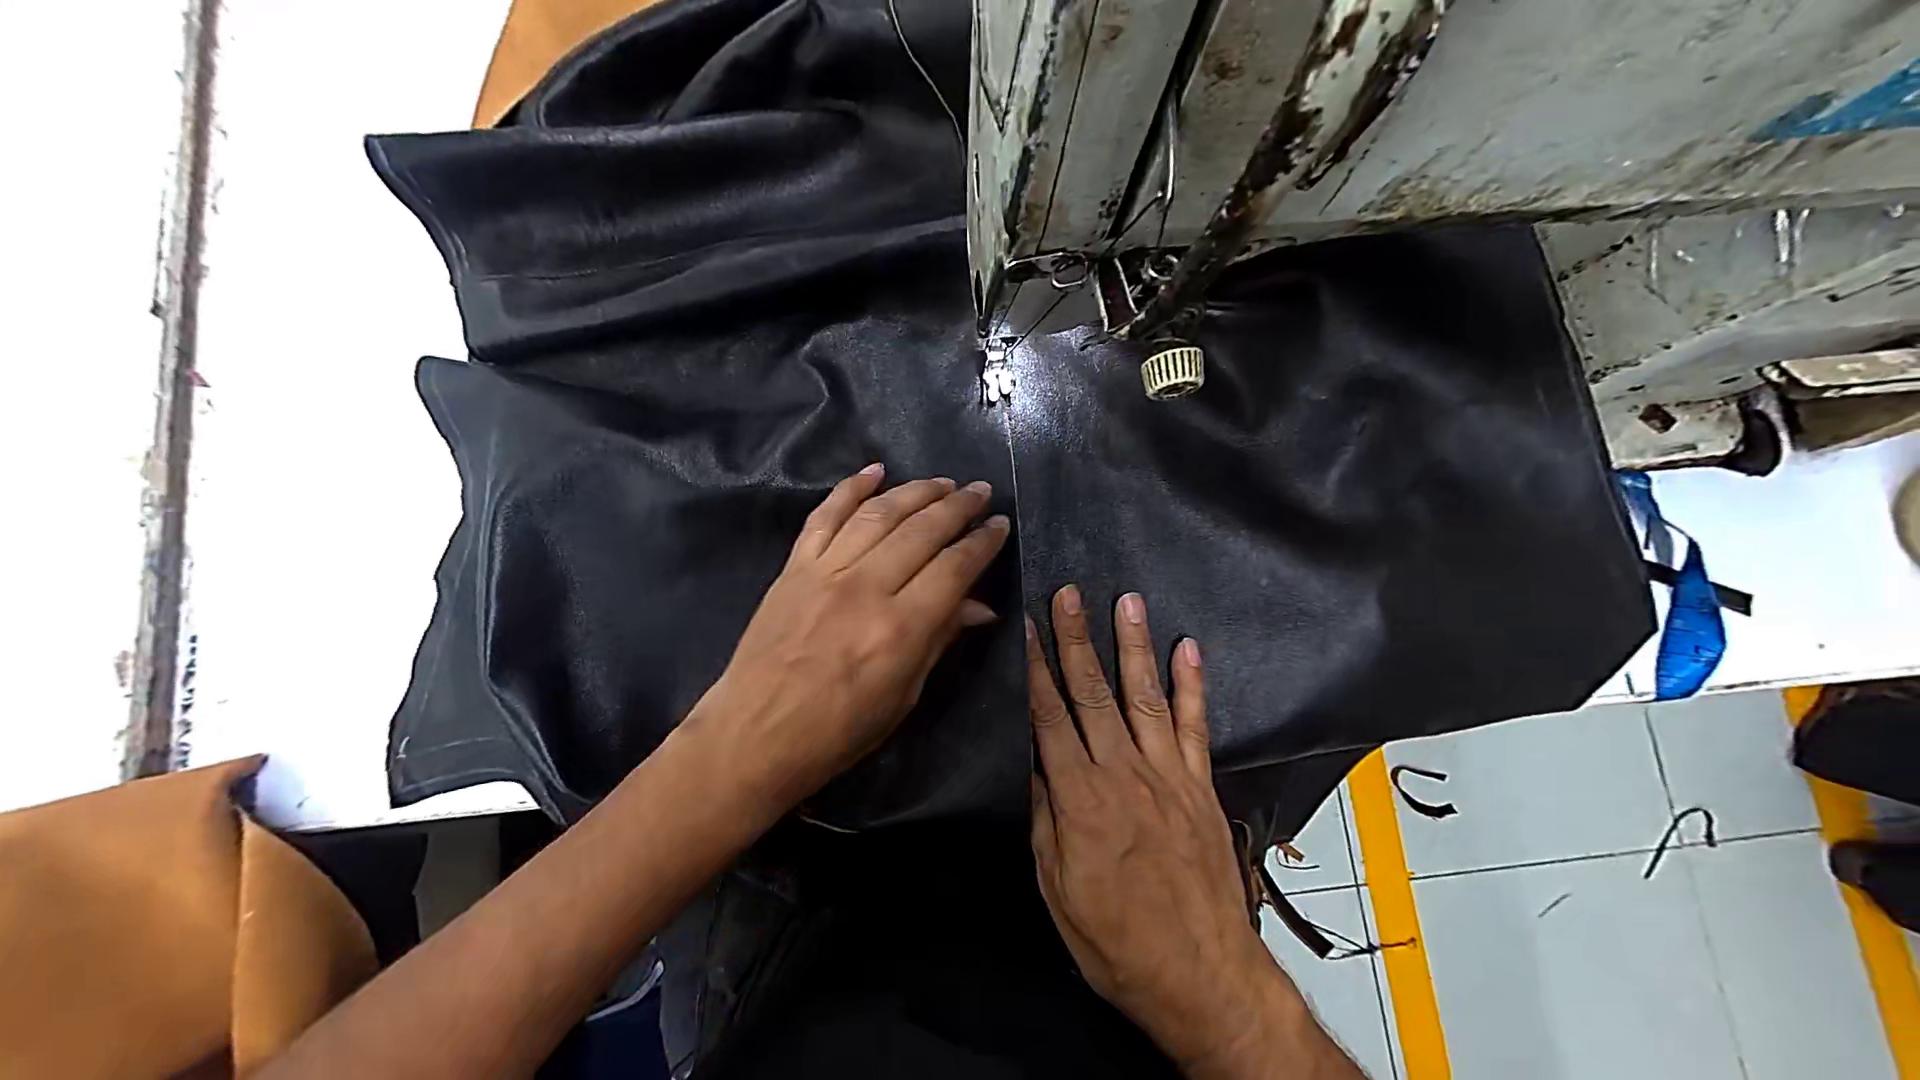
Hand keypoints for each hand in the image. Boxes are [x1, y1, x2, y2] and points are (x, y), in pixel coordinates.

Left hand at [691, 465, 1009, 812]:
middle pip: (922, 530)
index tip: (1000, 525)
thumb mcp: (903, 696)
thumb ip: (940, 640)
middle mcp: (865, 588)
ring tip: (942, 482)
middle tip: (980, 492)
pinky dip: (851, 488)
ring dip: (915, 491)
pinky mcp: (794, 567)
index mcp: (900, 628)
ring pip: (879, 513)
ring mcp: (825, 572)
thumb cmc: (838, 731)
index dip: (983, 543)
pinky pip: (825, 516)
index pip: (954, 568)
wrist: (754, 736)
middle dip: (958, 506)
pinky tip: (875, 470)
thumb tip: (980, 607)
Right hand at [1028, 586, 1359, 1079]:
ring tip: (1126, 601)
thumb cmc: (1117, 942)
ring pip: (1144, 696)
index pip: (1051, 717)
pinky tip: (1189, 648)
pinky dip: (1193, 685)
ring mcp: (1168, 774)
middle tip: (1069, 593)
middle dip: (1077, 639)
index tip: (1030, 628)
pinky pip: (1197, 726)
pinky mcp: (1201, 786)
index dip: (1038, 669)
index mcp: (1081, 799)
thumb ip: (1044, 820)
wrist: (1204, 977)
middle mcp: (1124, 773)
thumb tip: (1036, 765)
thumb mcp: (1057, 890)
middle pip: (1094, 693)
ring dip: (1133, 645)